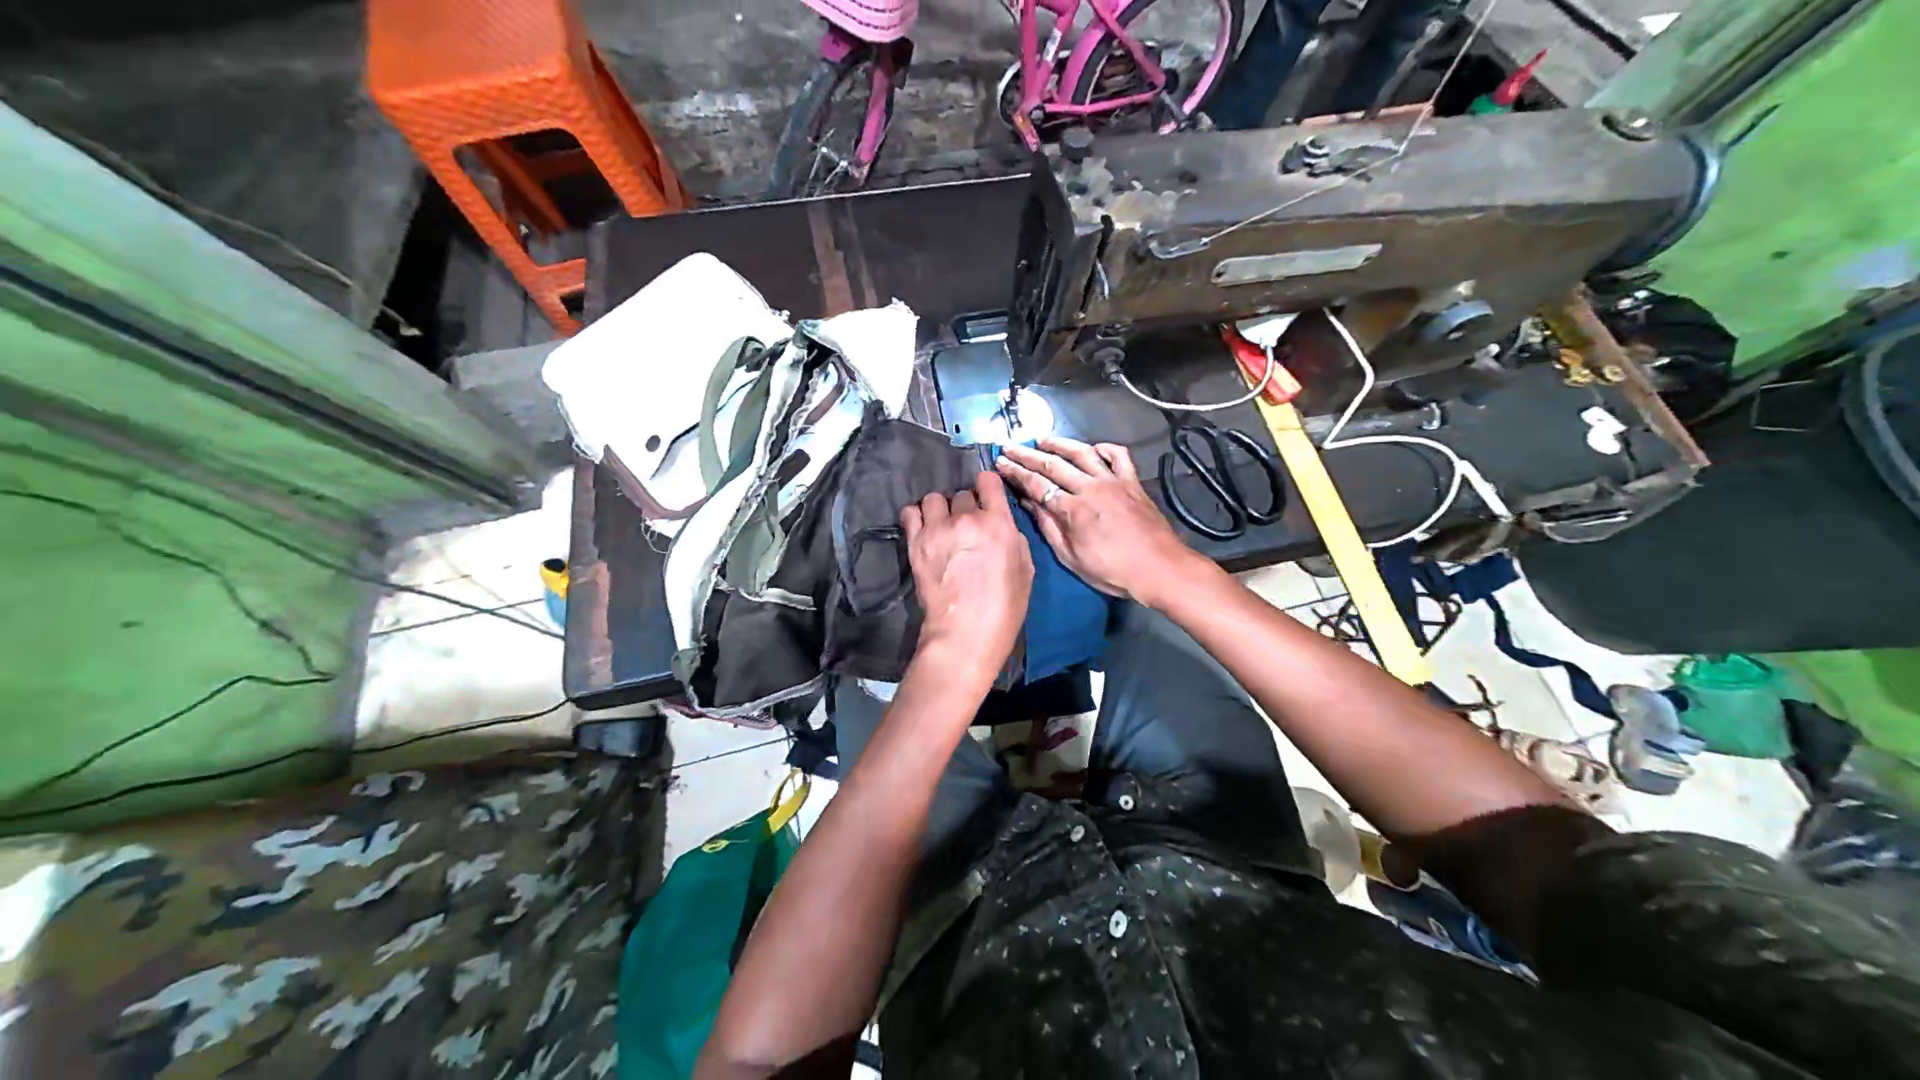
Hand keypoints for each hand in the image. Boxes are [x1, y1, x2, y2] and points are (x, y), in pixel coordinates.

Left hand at [900, 471, 1032, 672]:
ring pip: (934, 499)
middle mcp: (966, 518)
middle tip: (967, 528)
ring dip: (940, 509)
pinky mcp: (915, 543)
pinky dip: (917, 516)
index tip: (987, 497)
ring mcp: (937, 529)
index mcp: (998, 523)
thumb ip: (1014, 539)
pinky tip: (924, 529)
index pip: (989, 482)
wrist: (965, 632)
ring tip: (943, 526)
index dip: (988, 487)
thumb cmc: (1004, 607)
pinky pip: (910, 512)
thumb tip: (1002, 527)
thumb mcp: (1025, 570)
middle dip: (966, 507)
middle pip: (962, 494)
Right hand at [996, 437, 1206, 605]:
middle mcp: (1091, 487)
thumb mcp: (1071, 557)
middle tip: (1010, 446)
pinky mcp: (1132, 482)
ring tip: (1042, 439)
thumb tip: (1030, 504)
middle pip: (1053, 464)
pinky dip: (1104, 448)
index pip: (1037, 484)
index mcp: (1073, 509)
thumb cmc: (1112, 571)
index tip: (1000, 463)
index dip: (1016, 472)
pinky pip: (1118, 456)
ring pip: (1083, 453)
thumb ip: (1049, 528)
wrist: (1159, 568)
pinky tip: (1093, 448)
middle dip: (1027, 454)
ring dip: (1060, 444)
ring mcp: (1114, 481)